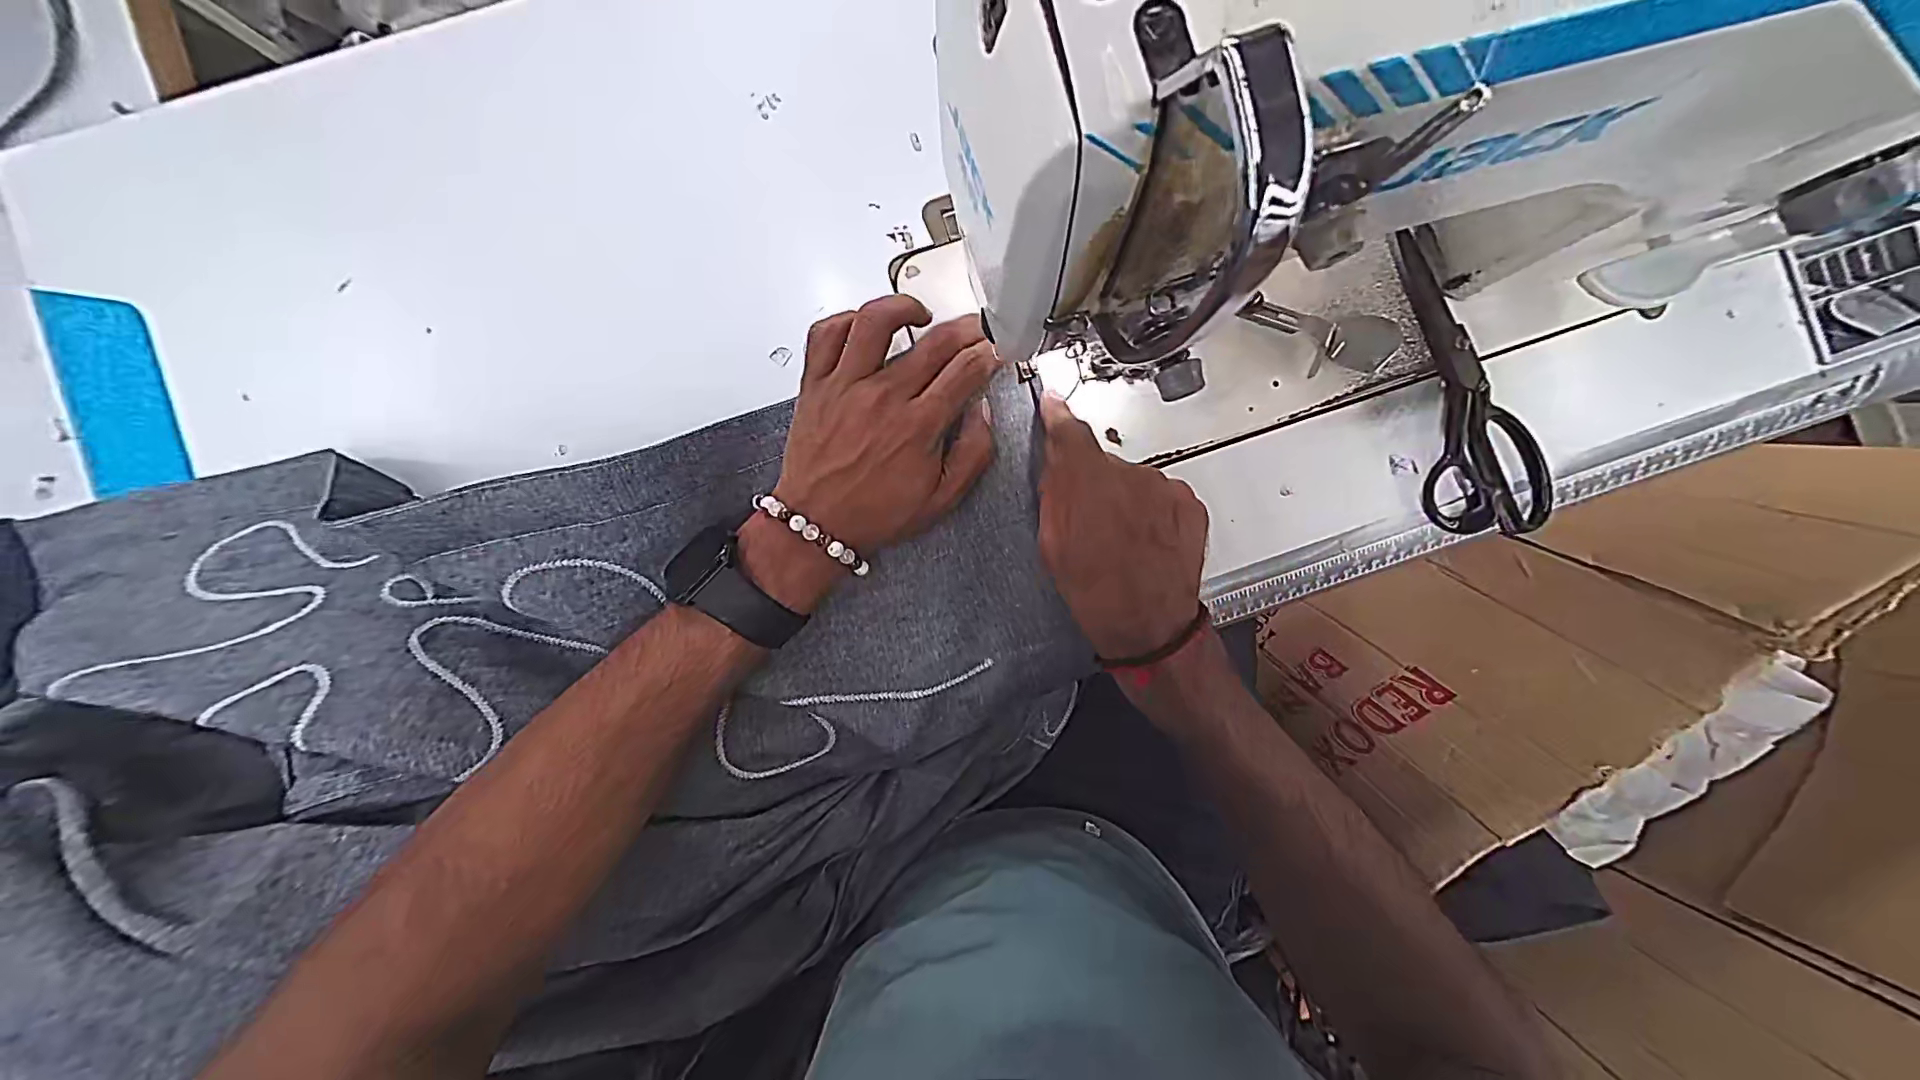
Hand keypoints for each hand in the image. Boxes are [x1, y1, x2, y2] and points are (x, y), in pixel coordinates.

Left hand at [738, 296, 1000, 612]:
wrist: (818, 524)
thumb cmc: (874, 514)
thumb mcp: (941, 499)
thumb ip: (974, 454)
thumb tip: (983, 413)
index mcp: (918, 426)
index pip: (965, 369)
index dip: (988, 354)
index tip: (992, 353)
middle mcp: (883, 398)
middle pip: (935, 341)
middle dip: (966, 329)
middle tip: (973, 332)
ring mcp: (846, 386)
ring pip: (877, 321)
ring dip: (905, 307)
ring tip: (920, 315)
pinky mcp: (816, 385)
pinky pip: (825, 334)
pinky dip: (845, 319)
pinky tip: (864, 326)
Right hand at [1037, 392, 1209, 661]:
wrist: (1149, 628)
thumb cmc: (1100, 596)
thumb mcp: (1053, 546)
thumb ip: (1052, 494)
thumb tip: (1054, 463)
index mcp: (1087, 485)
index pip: (1070, 431)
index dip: (1057, 416)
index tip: (1052, 404)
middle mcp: (1130, 477)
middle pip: (1102, 460)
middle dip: (1091, 480)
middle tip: (1088, 519)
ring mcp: (1164, 489)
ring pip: (1132, 477)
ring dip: (1123, 497)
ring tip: (1120, 538)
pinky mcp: (1188, 502)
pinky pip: (1159, 492)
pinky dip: (1149, 509)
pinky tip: (1143, 539)